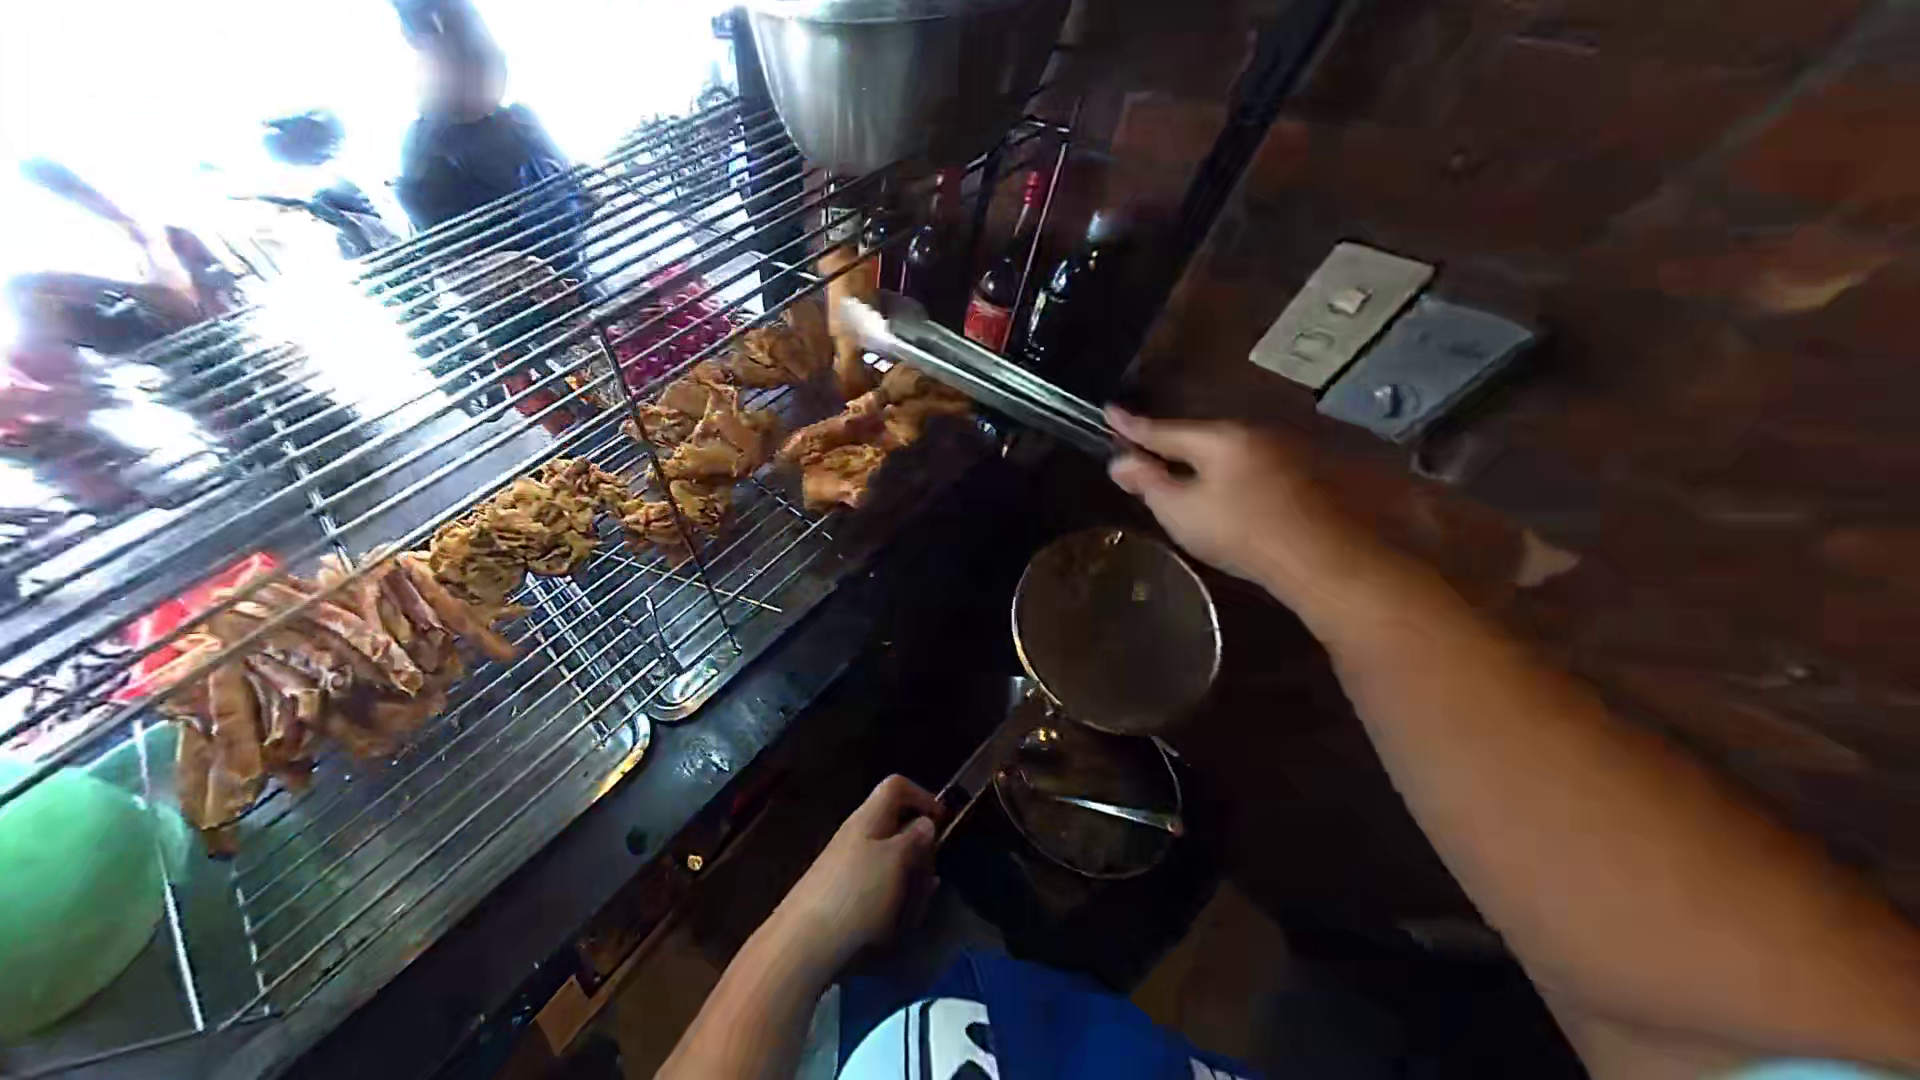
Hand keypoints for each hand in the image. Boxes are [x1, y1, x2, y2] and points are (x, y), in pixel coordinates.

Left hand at [763, 775, 942, 975]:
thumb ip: (914, 839)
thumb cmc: (855, 893)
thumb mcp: (895, 861)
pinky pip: (877, 889)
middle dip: (920, 851)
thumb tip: (925, 822)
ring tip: (916, 907)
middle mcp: (857, 836)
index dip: (922, 796)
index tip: (941, 822)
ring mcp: (847, 868)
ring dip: (909, 881)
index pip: (896, 787)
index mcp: (868, 818)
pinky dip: (893, 901)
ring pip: (890, 863)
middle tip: (931, 873)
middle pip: (897, 828)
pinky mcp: (842, 898)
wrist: (801, 945)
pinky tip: (898, 922)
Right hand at [1105, 408, 1373, 601]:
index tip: (1108, 411)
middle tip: (1150, 455)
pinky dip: (1241, 475)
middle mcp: (1258, 432)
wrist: (1327, 559)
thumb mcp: (1182, 512)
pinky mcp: (1316, 471)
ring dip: (1212, 461)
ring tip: (1195, 479)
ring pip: (1237, 450)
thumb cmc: (1242, 533)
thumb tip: (1119, 463)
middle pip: (1204, 436)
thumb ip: (1149, 484)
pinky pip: (1263, 465)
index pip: (1165, 430)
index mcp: (1220, 438)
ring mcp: (1292, 449)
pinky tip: (1242, 495)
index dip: (1133, 426)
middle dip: (1176, 445)